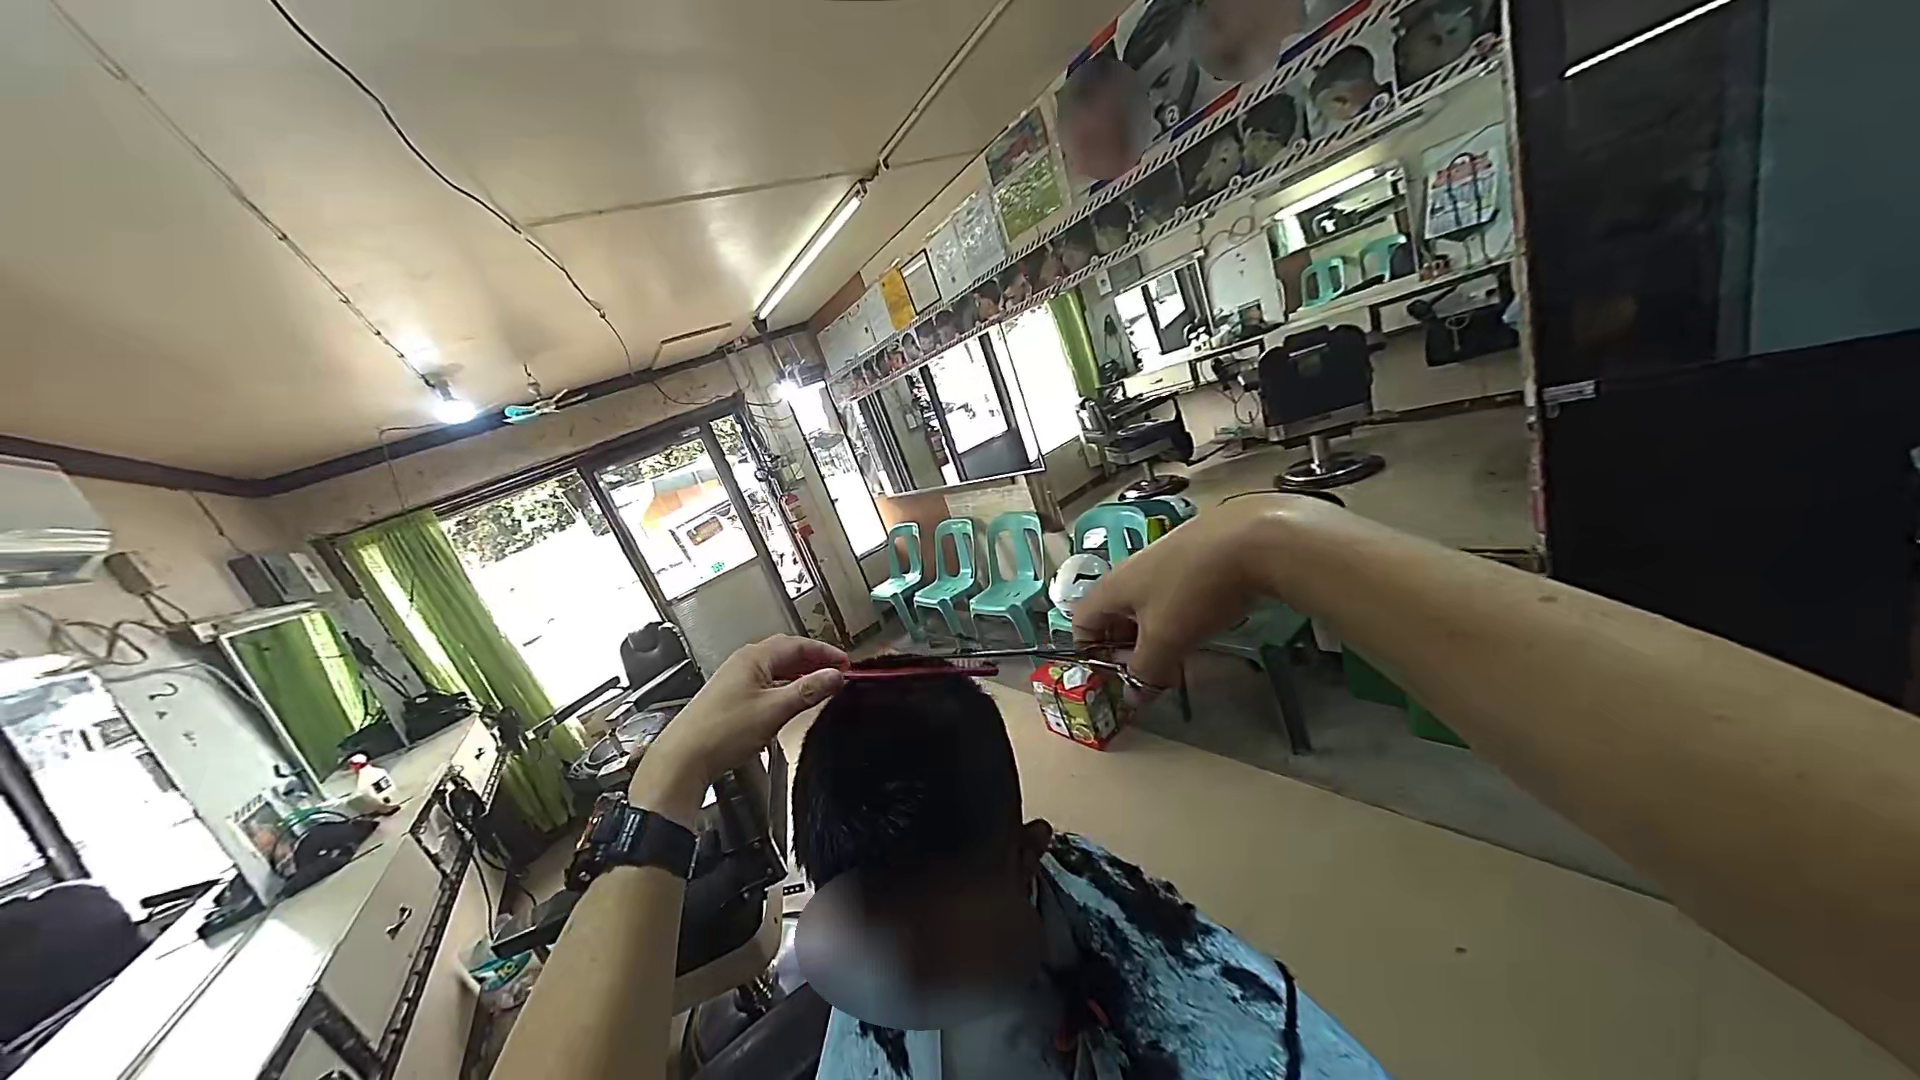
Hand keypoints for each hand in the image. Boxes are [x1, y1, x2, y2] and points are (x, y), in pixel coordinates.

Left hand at [629, 635, 845, 825]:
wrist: (683, 760)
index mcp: (754, 658)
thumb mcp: (774, 710)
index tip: (844, 663)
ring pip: (777, 668)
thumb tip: (834, 676)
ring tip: (820, 686)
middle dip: (814, 660)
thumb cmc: (720, 732)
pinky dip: (786, 687)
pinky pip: (767, 683)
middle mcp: (743, 663)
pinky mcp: (732, 697)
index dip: (825, 652)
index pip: (799, 644)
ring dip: (801, 674)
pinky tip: (793, 701)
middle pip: (787, 653)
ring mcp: (736, 680)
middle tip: (836, 671)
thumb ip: (808, 690)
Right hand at [1073, 495, 1315, 688]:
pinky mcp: (1192, 559)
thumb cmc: (1193, 590)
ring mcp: (1162, 562)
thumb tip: (1133, 696)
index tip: (1114, 678)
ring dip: (1154, 637)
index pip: (1080, 622)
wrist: (1251, 538)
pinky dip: (1178, 619)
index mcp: (1112, 589)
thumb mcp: (1165, 639)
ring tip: (1178, 659)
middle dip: (1126, 650)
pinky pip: (1172, 596)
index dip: (1089, 653)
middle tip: (1149, 676)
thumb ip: (1145, 671)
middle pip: (1113, 617)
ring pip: (1145, 608)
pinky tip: (1203, 628)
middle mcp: (1130, 573)